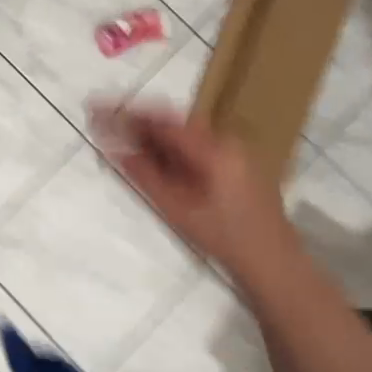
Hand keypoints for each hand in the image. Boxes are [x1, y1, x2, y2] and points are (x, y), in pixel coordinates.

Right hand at [93, 103, 298, 278]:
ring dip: (152, 137)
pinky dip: (170, 150)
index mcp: (215, 149)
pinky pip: (196, 148)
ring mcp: (235, 154)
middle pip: (173, 123)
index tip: (97, 109)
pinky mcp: (237, 167)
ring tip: (121, 144)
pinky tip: (152, 162)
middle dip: (136, 123)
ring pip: (184, 135)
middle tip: (103, 126)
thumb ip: (146, 176)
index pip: (162, 120)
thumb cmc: (224, 237)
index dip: (127, 113)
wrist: (274, 262)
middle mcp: (227, 143)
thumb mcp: (178, 209)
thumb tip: (116, 150)